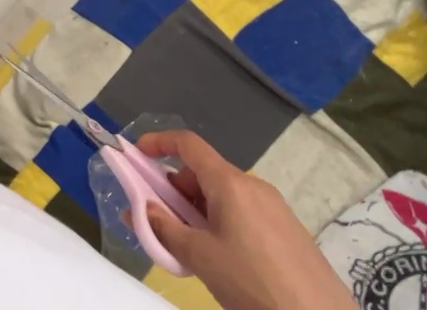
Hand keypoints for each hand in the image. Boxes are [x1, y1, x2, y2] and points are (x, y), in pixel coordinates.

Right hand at [137, 131, 356, 309]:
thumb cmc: (254, 284)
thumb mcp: (199, 257)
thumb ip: (162, 228)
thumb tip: (138, 209)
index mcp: (230, 183)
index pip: (187, 144)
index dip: (157, 143)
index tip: (135, 157)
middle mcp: (254, 187)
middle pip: (203, 173)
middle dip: (175, 190)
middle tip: (160, 220)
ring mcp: (276, 210)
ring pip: (223, 196)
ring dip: (197, 210)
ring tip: (190, 247)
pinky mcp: (290, 233)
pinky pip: (244, 214)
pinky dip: (221, 223)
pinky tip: (223, 260)